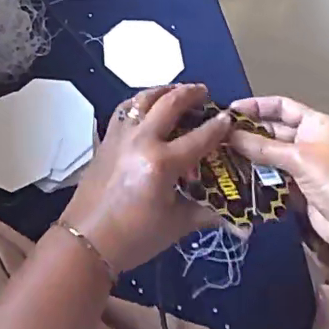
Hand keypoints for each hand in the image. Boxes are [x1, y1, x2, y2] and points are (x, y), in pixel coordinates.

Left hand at [61, 85, 229, 272]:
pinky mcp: (106, 138)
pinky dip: (139, 102)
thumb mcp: (176, 225)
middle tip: (204, 91)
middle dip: (189, 93)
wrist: (87, 238)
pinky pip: (124, 110)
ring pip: (142, 100)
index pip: (198, 138)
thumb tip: (241, 221)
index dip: (218, 127)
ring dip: (162, 90)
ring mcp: (120, 136)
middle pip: (168, 104)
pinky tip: (146, 105)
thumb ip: (207, 212)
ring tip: (177, 90)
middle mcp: (141, 140)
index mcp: (162, 163)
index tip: (229, 118)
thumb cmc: (135, 236)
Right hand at [224, 97, 328, 262]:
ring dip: (251, 154)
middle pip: (275, 129)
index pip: (283, 106)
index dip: (256, 106)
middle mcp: (314, 141)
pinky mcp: (302, 188)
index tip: (230, 111)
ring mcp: (308, 166)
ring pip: (272, 154)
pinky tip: (237, 173)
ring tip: (222, 153)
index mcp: (319, 124)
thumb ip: (262, 146)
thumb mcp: (299, 159)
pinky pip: (275, 174)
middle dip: (249, 131)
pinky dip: (258, 173)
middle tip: (219, 135)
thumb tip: (227, 134)